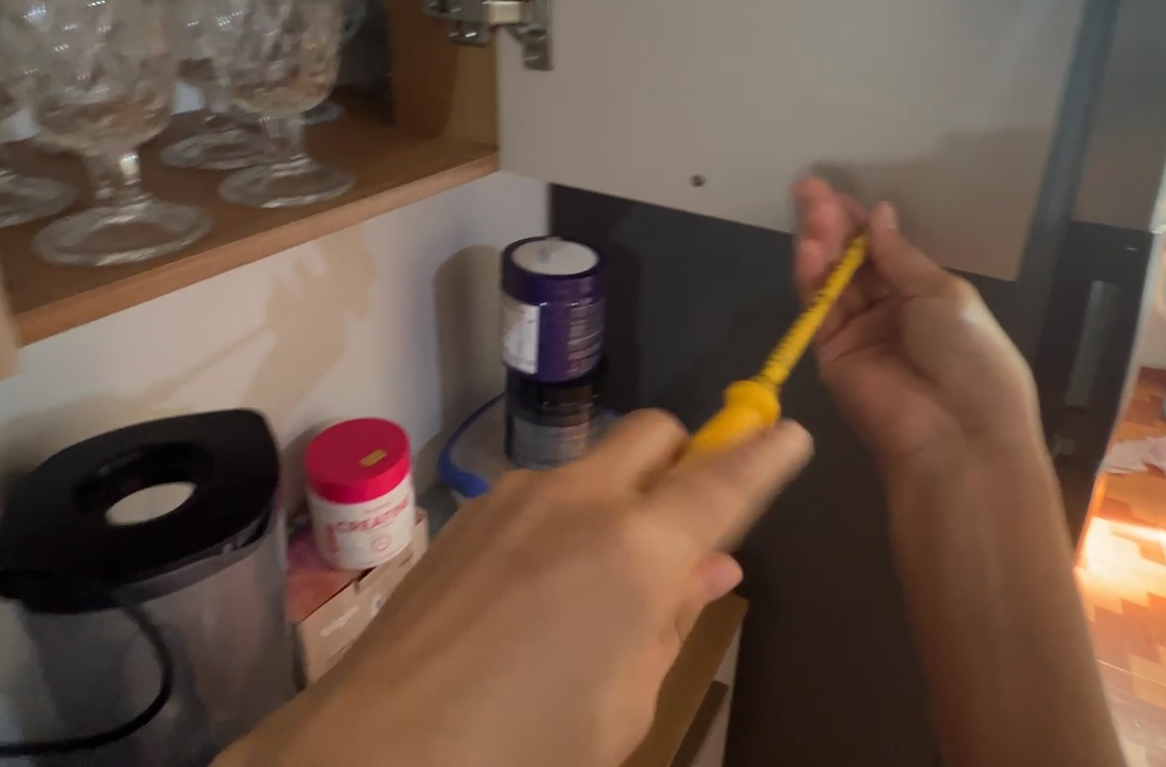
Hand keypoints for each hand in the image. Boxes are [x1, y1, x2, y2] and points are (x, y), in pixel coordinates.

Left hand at [220, 411, 811, 766]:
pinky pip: (542, 490)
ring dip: (619, 493)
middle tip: (684, 513)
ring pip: (594, 462)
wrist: (376, 750)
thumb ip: (673, 618)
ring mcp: (518, 494)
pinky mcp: (471, 509)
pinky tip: (536, 585)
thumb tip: (711, 561)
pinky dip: (566, 515)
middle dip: (684, 455)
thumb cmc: (526, 749)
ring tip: (597, 574)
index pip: (724, 480)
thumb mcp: (625, 704)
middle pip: (654, 431)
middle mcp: (579, 497)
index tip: (789, 431)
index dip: (765, 454)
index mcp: (636, 550)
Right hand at [792, 178, 1040, 473]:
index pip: (884, 251)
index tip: (839, 192)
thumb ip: (901, 256)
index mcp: (926, 296)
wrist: (955, 434)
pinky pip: (817, 310)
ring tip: (807, 206)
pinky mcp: (829, 354)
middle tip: (809, 188)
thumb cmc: (968, 357)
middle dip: (833, 224)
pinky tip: (807, 246)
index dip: (862, 222)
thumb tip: (880, 214)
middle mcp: (889, 311)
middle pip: (852, 261)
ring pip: (831, 280)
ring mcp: (856, 333)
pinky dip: (811, 277)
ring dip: (819, 242)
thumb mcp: (945, 295)